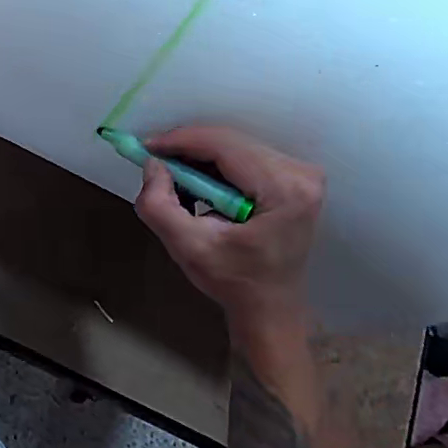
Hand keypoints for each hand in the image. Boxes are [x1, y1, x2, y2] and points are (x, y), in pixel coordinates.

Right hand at [132, 126, 323, 341]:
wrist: (270, 306)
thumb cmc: (233, 282)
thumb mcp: (188, 248)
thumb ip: (160, 206)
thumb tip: (152, 165)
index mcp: (284, 189)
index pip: (224, 146)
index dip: (181, 141)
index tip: (146, 149)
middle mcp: (300, 172)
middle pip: (230, 142)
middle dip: (187, 149)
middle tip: (154, 164)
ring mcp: (302, 172)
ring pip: (236, 146)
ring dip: (200, 158)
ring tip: (173, 181)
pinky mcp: (295, 177)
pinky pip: (245, 156)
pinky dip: (216, 166)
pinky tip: (198, 187)